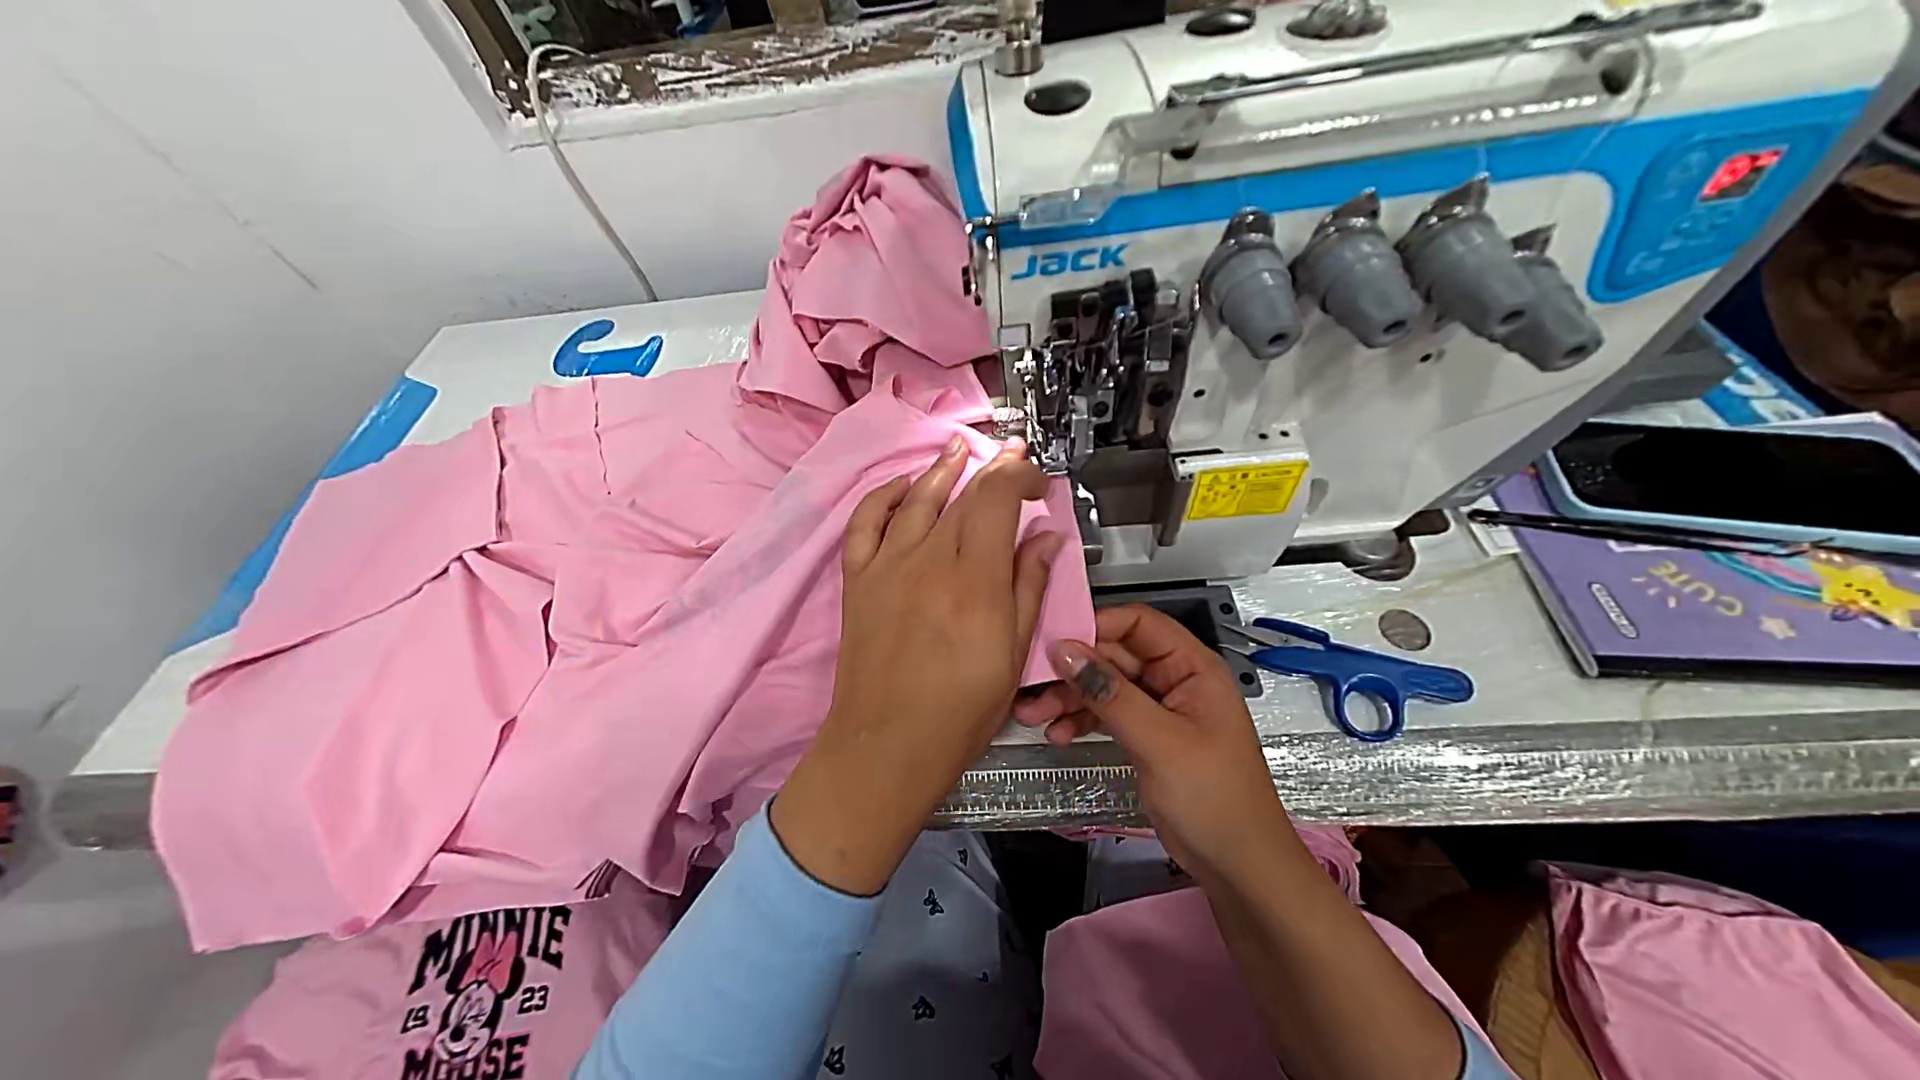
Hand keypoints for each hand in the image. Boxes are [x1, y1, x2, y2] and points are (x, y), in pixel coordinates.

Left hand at [772, 436, 1064, 894]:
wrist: (886, 747)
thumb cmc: (960, 713)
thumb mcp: (1013, 656)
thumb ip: (1028, 589)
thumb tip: (1045, 538)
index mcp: (977, 582)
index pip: (998, 501)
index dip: (1020, 478)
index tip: (1039, 481)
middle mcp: (930, 562)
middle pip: (963, 496)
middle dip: (993, 470)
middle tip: (1012, 457)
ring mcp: (888, 567)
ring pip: (916, 498)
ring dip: (942, 468)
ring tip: (960, 448)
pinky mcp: (858, 580)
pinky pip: (864, 522)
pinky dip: (882, 496)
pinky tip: (901, 484)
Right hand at [1012, 604, 1296, 883]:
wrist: (1237, 865)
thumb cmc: (1214, 799)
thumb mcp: (1159, 741)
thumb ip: (1109, 693)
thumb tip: (1065, 651)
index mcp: (1191, 667)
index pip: (1138, 623)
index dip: (1096, 626)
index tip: (1054, 642)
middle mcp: (1174, 679)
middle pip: (1113, 656)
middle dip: (1072, 670)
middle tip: (1033, 687)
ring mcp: (1158, 708)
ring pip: (1104, 685)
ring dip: (1069, 697)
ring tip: (1034, 715)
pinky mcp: (1146, 734)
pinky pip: (1106, 713)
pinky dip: (1081, 720)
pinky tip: (1059, 734)